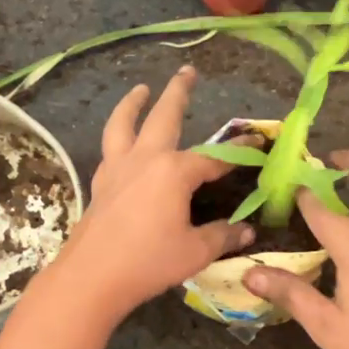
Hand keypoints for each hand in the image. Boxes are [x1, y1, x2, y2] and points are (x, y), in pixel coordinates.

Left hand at [45, 66, 253, 321]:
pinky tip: (122, 140)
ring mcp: (117, 168)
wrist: (91, 277)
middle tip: (187, 71)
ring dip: (133, 103)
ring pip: (123, 124)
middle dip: (178, 92)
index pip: (214, 158)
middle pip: (164, 116)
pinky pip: (110, 147)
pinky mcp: (100, 183)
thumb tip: (247, 231)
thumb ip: (222, 236)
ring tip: (140, 89)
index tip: (257, 145)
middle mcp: (145, 159)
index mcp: (174, 171)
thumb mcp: (195, 251)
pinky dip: (118, 134)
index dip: (238, 153)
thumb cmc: (148, 262)